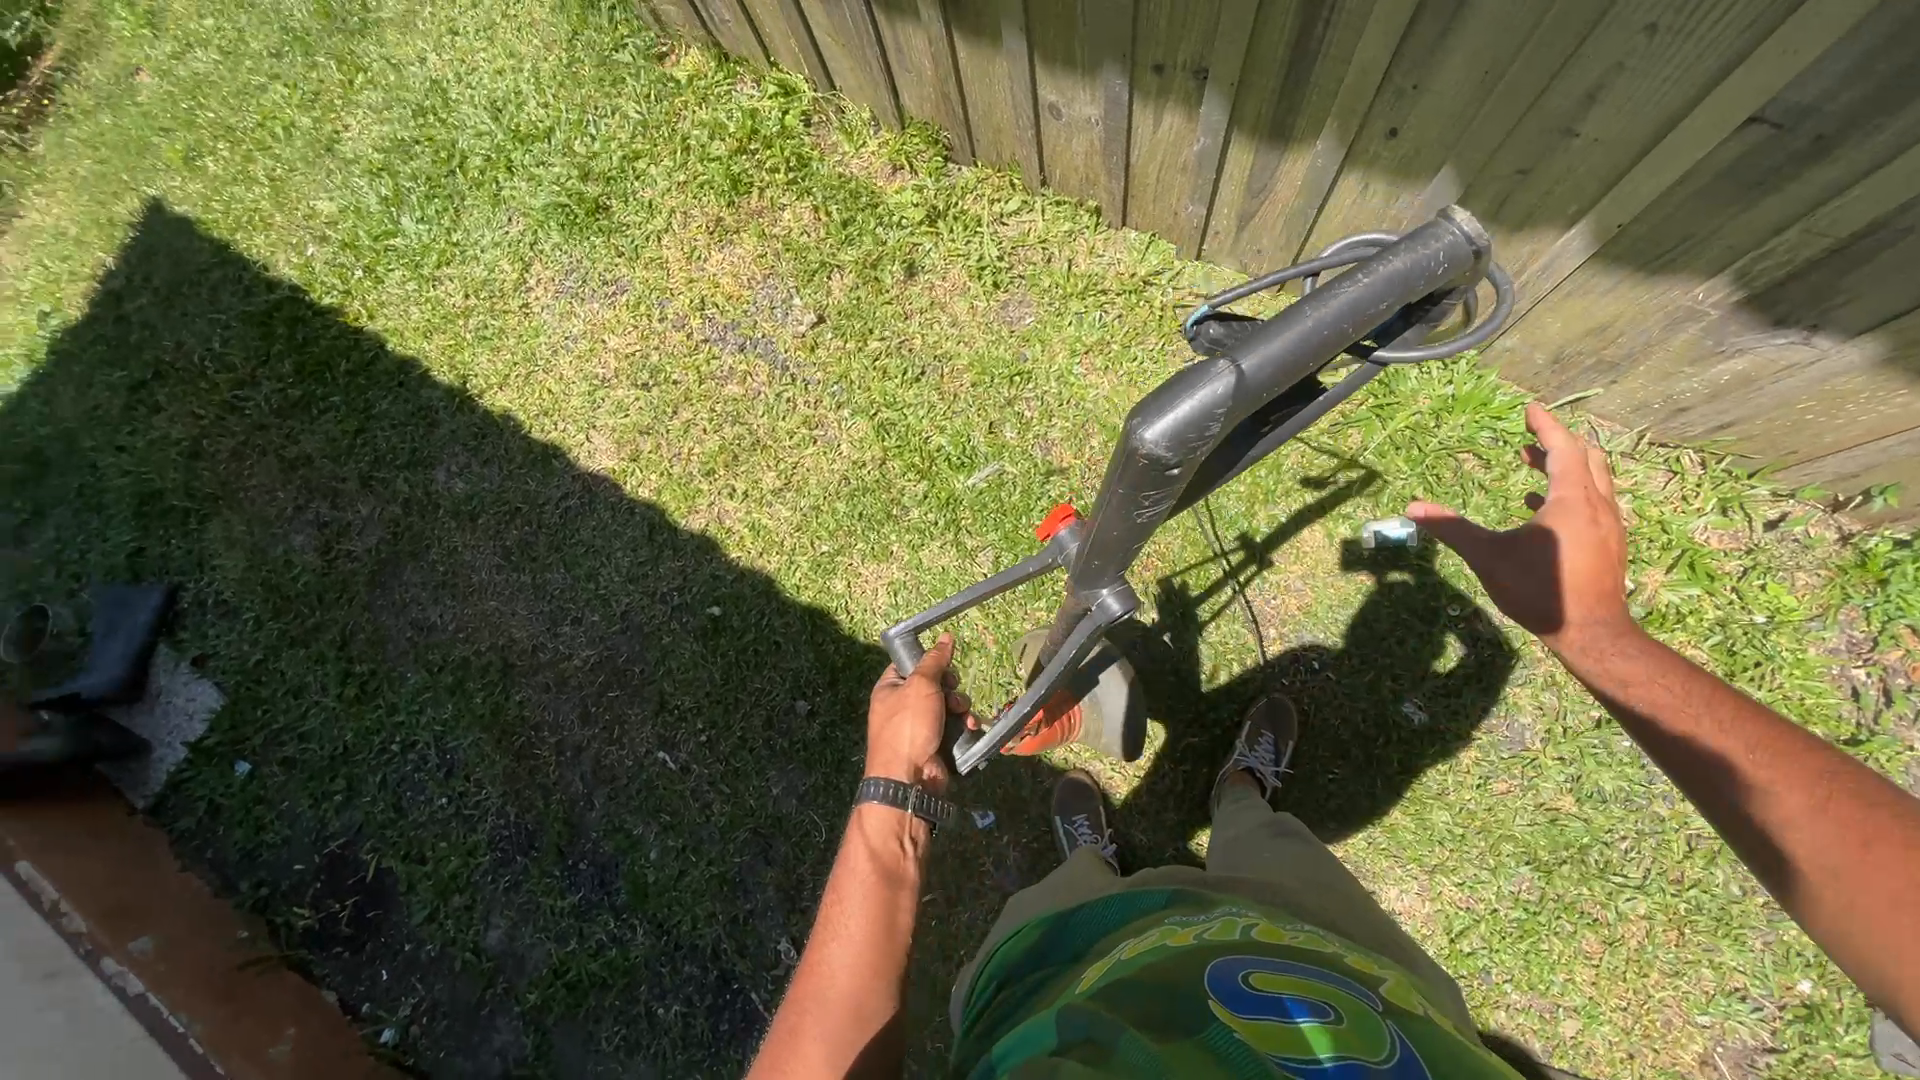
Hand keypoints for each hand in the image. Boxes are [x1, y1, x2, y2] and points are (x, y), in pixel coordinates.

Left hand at [865, 634, 971, 794]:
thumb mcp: (921, 685)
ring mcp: (919, 727)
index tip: (944, 664)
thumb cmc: (909, 724)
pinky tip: (970, 727)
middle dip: (950, 688)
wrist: (910, 778)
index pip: (911, 665)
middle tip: (951, 693)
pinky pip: (954, 726)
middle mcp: (902, 706)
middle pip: (935, 685)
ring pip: (948, 706)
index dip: (929, 662)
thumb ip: (935, 660)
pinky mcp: (936, 744)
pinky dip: (964, 726)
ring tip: (962, 715)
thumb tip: (946, 636)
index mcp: (890, 688)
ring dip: (960, 707)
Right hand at [1405, 402, 1633, 652]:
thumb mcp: (1488, 556)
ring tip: (1533, 465)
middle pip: (1586, 458)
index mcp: (1572, 499)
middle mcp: (1597, 505)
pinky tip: (1541, 509)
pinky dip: (1569, 493)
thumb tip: (1412, 508)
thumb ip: (1452, 528)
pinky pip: (1592, 503)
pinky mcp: (1608, 544)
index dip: (1546, 426)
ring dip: (1565, 467)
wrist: (1591, 632)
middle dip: (1558, 443)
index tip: (1530, 409)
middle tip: (1531, 436)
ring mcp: (1608, 526)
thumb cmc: (1538, 588)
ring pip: (1593, 481)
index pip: (1563, 448)